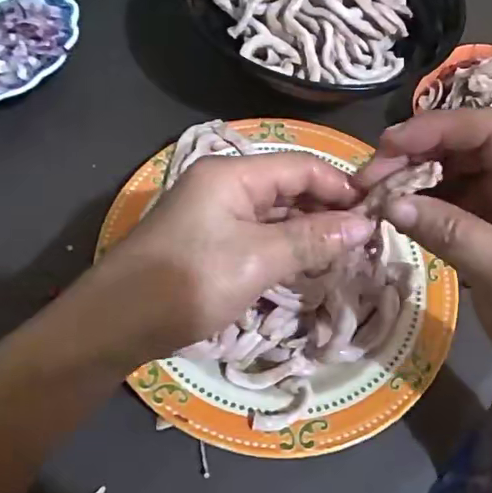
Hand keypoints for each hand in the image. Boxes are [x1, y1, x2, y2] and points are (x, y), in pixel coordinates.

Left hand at [85, 152, 373, 361]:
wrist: (113, 325)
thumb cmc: (188, 283)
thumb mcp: (257, 260)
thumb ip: (312, 239)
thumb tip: (365, 225)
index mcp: (233, 174)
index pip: (303, 167)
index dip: (342, 187)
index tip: (378, 214)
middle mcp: (225, 185)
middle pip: (290, 187)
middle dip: (329, 210)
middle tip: (367, 240)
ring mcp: (215, 215)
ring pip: (276, 214)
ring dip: (310, 232)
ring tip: (347, 254)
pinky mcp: (210, 243)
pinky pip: (260, 235)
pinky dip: (287, 247)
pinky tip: (310, 265)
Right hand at [356, 110, 491, 399]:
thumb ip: (449, 232)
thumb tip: (389, 203)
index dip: (440, 128)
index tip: (389, 144)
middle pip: (473, 145)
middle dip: (420, 152)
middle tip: (371, 174)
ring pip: (461, 170)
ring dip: (418, 176)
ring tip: (376, 192)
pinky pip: (459, 198)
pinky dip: (427, 201)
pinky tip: (399, 210)